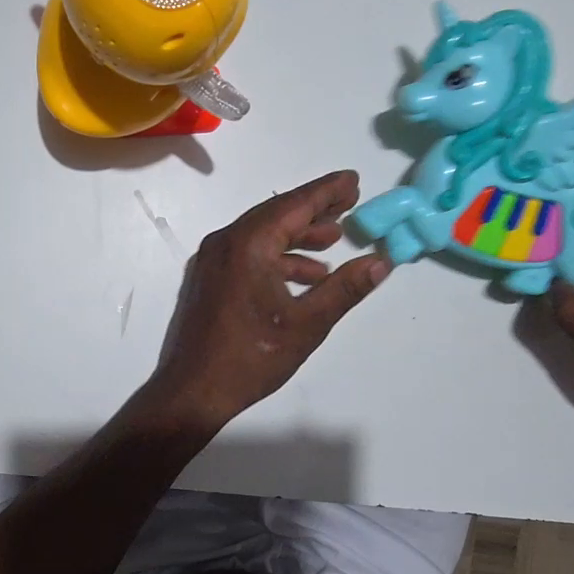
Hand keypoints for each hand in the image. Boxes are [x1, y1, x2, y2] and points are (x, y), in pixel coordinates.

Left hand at [147, 170, 390, 428]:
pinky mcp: (208, 280)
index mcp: (248, 245)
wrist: (192, 391)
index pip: (295, 205)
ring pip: (261, 235)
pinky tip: (304, 276)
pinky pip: (247, 254)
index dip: (327, 192)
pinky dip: (277, 258)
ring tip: (332, 240)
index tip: (353, 181)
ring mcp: (212, 261)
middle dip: (314, 210)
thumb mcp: (307, 324)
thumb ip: (344, 289)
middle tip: (349, 204)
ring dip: (297, 237)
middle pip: (276, 215)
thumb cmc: (250, 358)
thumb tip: (381, 262)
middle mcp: (225, 243)